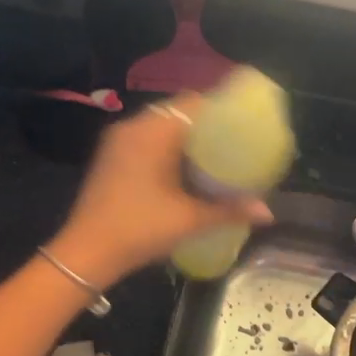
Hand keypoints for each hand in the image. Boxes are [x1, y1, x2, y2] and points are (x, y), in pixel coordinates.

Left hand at [46, 94, 273, 287]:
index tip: (242, 126)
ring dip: (185, 138)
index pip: (194, 102)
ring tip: (212, 158)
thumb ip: (230, 210)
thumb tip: (268, 212)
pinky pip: (145, 139)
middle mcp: (134, 127)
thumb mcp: (190, 220)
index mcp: (154, 133)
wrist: (87, 252)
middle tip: (232, 145)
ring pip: (160, 127)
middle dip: (206, 126)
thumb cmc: (140, 229)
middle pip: (177, 112)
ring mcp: (118, 141)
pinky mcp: (110, 157)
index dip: (221, 109)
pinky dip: (166, 148)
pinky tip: (182, 171)